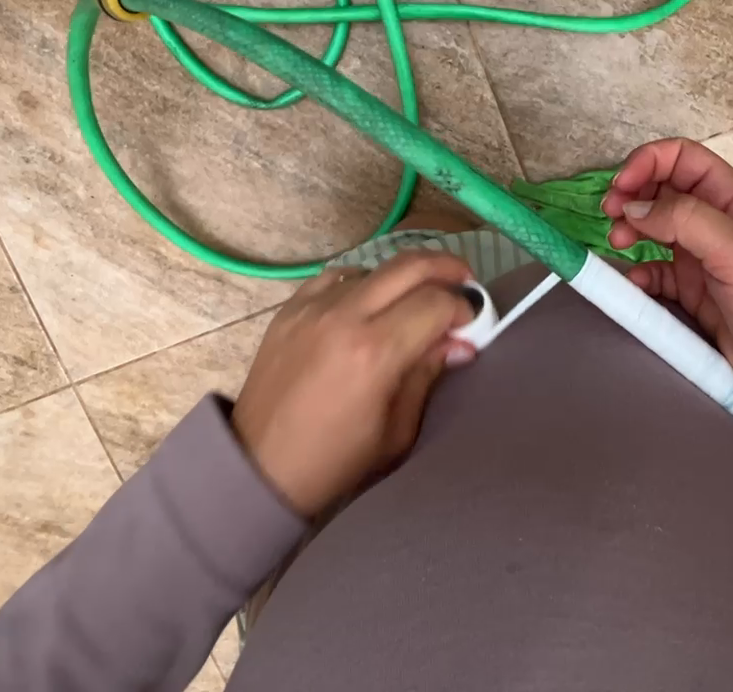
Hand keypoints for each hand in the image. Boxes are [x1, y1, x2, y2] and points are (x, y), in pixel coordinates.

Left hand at [231, 252, 476, 516]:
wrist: (258, 468)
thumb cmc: (336, 461)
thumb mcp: (398, 431)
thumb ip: (428, 374)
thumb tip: (460, 341)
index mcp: (375, 352)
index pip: (437, 302)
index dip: (465, 306)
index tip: (474, 320)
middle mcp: (344, 316)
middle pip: (411, 265)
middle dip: (448, 268)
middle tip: (464, 283)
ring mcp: (312, 306)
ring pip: (375, 266)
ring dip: (405, 277)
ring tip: (416, 300)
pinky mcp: (290, 307)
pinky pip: (338, 276)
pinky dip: (364, 283)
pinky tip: (369, 304)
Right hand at [603, 138, 732, 429]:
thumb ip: (685, 219)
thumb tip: (632, 206)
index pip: (683, 159)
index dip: (648, 162)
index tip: (621, 186)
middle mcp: (716, 222)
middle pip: (662, 190)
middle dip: (632, 195)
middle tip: (610, 216)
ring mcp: (703, 258)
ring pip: (653, 230)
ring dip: (630, 231)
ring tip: (619, 246)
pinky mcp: (693, 293)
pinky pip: (654, 273)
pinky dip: (638, 274)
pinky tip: (636, 283)